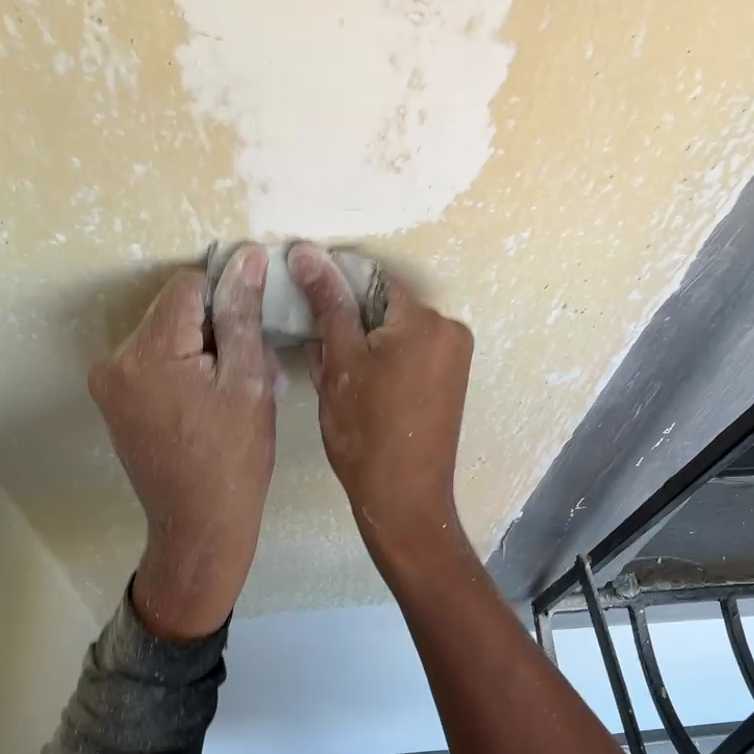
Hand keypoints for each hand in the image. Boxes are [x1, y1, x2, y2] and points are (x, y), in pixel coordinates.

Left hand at [88, 244, 282, 641]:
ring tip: (238, 389)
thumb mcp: (248, 381)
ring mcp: (109, 384)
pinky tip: (214, 400)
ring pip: (168, 336)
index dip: (228, 296)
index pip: (188, 285)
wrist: (200, 528)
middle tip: (256, 369)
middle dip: (218, 329)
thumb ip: (242, 314)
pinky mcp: (115, 401)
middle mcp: (114, 361)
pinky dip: (186, 370)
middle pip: (175, 311)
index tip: (255, 326)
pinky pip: (156, 363)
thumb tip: (246, 257)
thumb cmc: (233, 458)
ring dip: (205, 351)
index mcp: (146, 353)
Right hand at [288, 242, 474, 570]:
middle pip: (387, 302)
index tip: (300, 292)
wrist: (404, 501)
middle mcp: (449, 330)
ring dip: (362, 336)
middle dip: (347, 314)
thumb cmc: (366, 433)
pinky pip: (409, 350)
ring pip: (395, 328)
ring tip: (330, 363)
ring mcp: (453, 356)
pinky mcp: (449, 378)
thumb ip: (327, 303)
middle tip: (311, 335)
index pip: (373, 276)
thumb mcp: (340, 363)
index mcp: (426, 320)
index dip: (334, 281)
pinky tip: (353, 378)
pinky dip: (381, 355)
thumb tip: (307, 252)